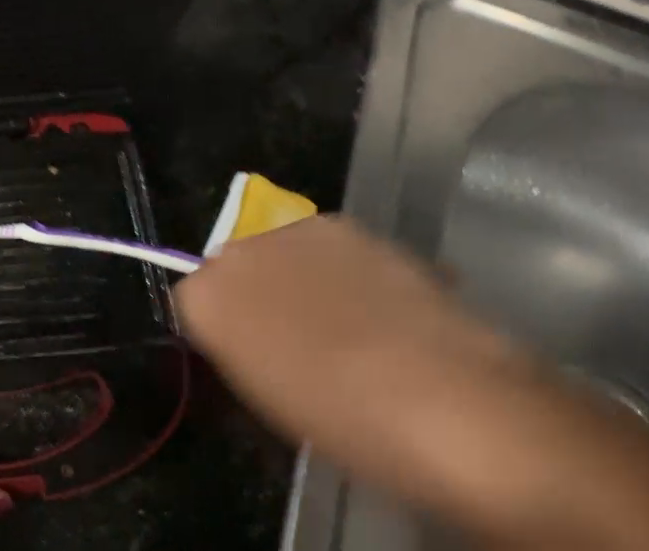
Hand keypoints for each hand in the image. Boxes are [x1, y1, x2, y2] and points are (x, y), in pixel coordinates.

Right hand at [175, 216, 648, 550]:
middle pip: (238, 265)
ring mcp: (301, 231)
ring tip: (355, 333)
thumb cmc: (348, 421)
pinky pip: (339, 253)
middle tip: (300, 344)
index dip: (225, 331)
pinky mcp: (359, 227)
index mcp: (205, 297)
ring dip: (308, 279)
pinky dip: (354, 276)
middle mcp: (240, 248)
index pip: (194, 300)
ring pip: (290, 254)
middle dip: (262, 293)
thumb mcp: (271, 401)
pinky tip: (393, 320)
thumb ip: (244, 352)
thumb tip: (252, 338)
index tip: (255, 358)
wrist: (453, 401)